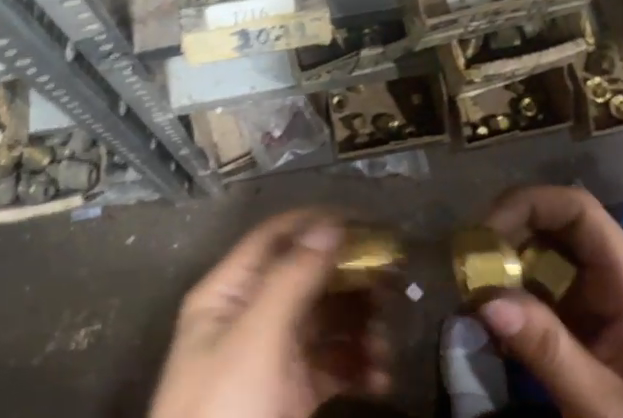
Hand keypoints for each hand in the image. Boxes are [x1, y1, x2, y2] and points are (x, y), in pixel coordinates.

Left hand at [150, 210, 388, 417]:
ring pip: (327, 324)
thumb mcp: (257, 337)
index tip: (370, 225)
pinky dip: (359, 368)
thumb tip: (330, 224)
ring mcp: (273, 357)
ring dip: (362, 328)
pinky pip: (333, 367)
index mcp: (229, 292)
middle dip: (352, 282)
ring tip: (386, 346)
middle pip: (308, 280)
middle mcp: (250, 316)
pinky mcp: (293, 395)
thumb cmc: (227, 404)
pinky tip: (380, 379)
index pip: (276, 238)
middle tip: (395, 285)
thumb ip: (292, 278)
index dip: (318, 225)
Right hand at [478, 186, 622, 417]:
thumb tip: (484, 299)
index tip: (484, 237)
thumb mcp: (600, 405)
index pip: (581, 211)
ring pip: (556, 261)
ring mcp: (616, 306)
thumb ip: (546, 350)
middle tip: (470, 270)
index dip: (528, 206)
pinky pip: (557, 295)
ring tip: (474, 298)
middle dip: (512, 239)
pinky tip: (498, 325)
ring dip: (512, 271)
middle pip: (563, 229)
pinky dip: (523, 300)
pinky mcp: (604, 330)